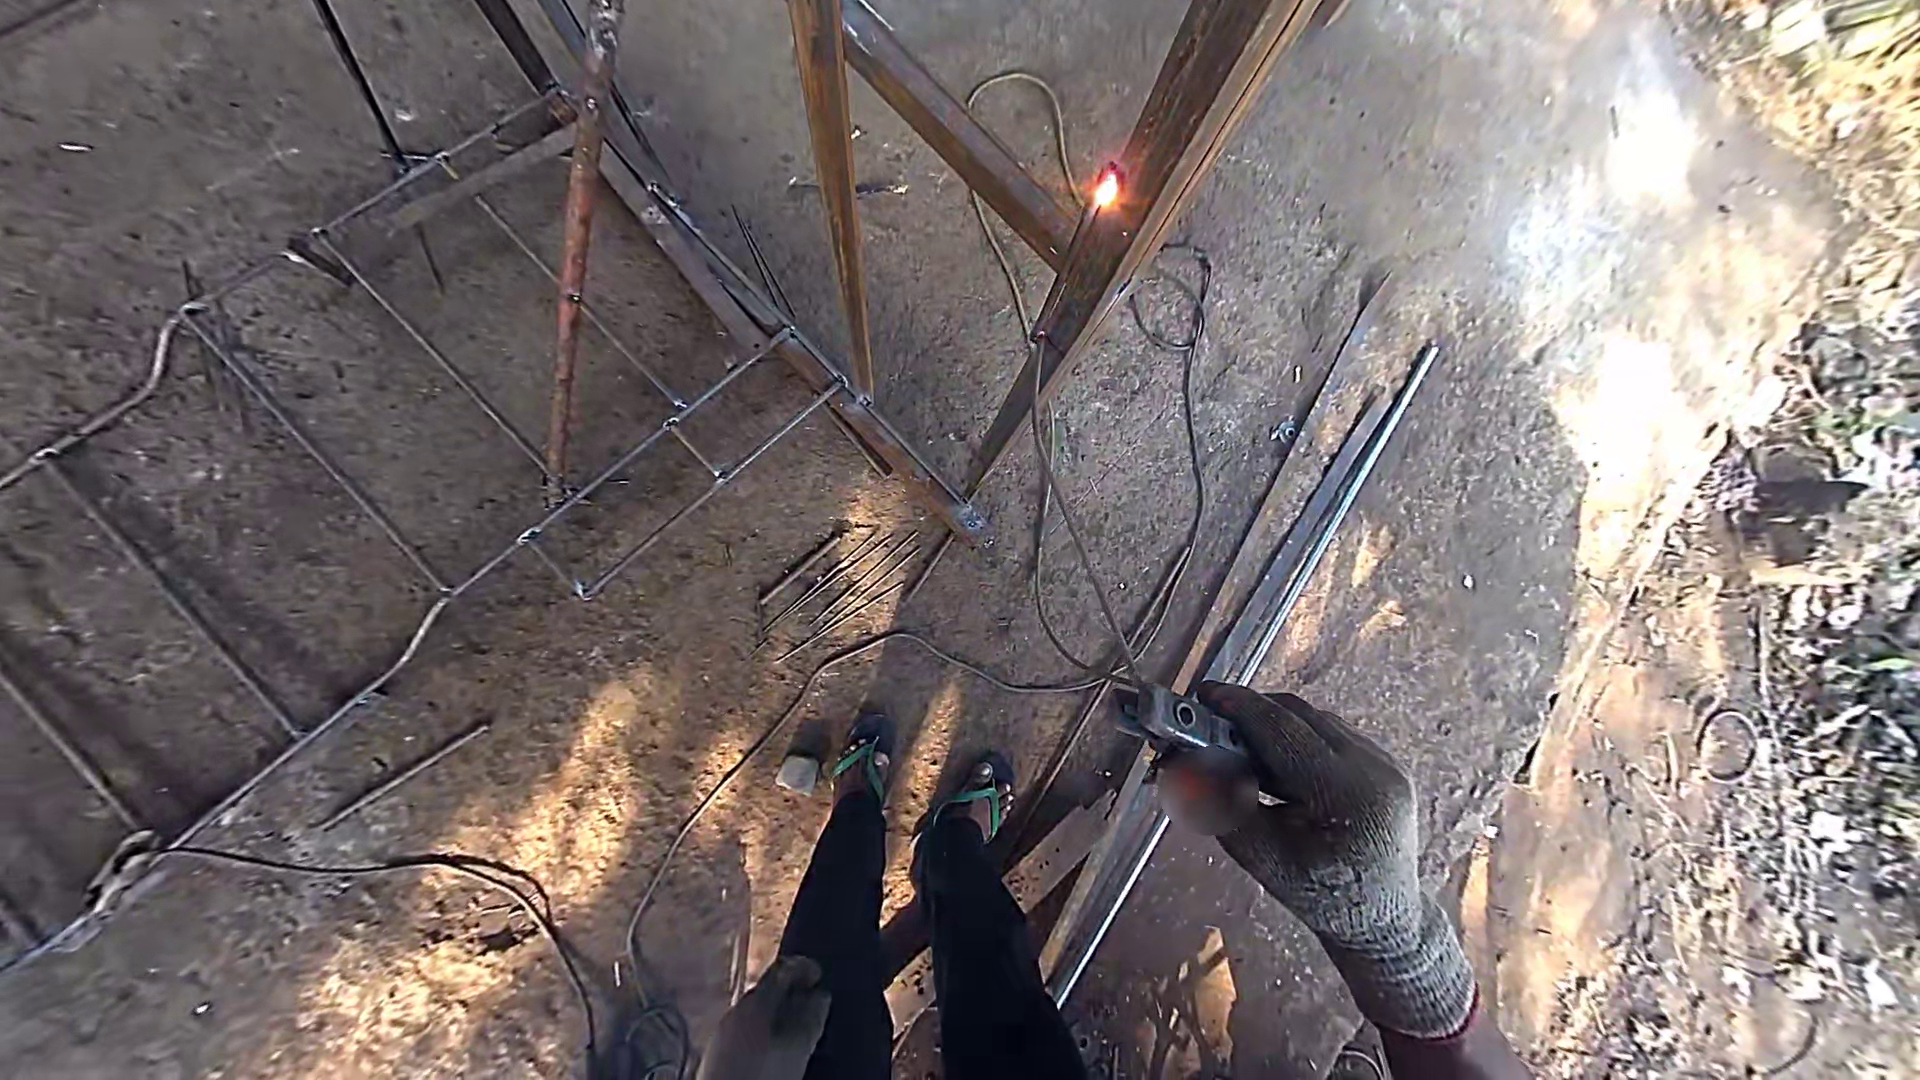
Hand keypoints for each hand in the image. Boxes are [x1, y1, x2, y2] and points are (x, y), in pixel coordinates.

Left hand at [696, 955, 831, 1079]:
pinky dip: (762, 1032)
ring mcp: (723, 1032)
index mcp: (756, 999)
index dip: (804, 967)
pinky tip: (771, 1049)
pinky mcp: (716, 1055)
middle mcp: (737, 1008)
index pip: (782, 967)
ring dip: (776, 1014)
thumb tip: (821, 995)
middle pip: (768, 988)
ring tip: (793, 1029)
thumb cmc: (763, 1075)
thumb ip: (812, 1016)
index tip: (819, 976)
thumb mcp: (797, 1046)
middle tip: (810, 1002)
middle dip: (790, 992)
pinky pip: (745, 1031)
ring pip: (756, 1011)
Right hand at [1194, 682, 1475, 1038]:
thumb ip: (1220, 802)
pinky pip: (1327, 730)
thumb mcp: (1258, 854)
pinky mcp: (1384, 762)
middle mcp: (1374, 768)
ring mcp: (1384, 762)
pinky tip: (1276, 761)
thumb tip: (1185, 758)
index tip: (1203, 694)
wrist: (1387, 924)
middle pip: (1298, 714)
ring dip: (1271, 722)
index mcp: (1348, 794)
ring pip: (1311, 717)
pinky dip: (1293, 734)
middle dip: (1250, 711)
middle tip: (1210, 719)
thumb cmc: (1319, 895)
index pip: (1283, 730)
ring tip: (1241, 746)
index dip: (1240, 706)